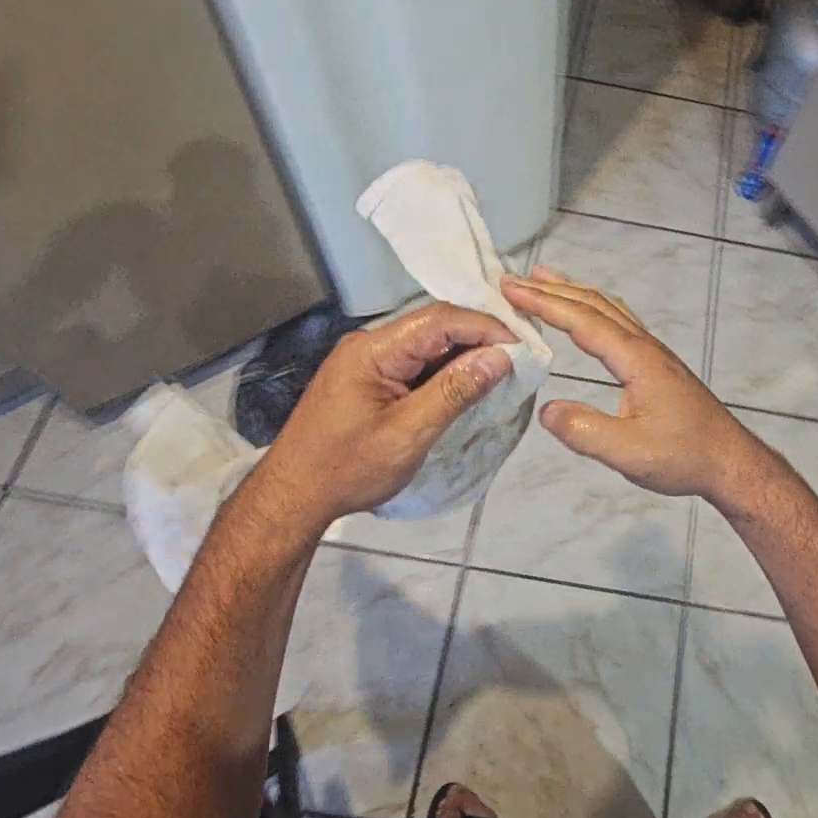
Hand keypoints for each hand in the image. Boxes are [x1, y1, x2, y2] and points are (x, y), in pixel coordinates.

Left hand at [257, 302, 517, 524]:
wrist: (294, 497)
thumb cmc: (347, 469)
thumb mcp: (407, 434)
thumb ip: (454, 392)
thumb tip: (500, 357)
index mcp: (373, 350)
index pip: (440, 320)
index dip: (485, 327)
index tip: (522, 347)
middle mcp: (370, 345)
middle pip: (435, 327)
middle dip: (479, 337)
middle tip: (520, 358)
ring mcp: (367, 362)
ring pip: (428, 345)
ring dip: (465, 354)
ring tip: (503, 371)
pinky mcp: (370, 380)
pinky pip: (416, 363)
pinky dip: (446, 371)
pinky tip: (469, 384)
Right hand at [502, 267, 768, 499]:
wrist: (731, 461)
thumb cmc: (683, 457)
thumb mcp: (628, 452)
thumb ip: (584, 431)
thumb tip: (545, 410)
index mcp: (636, 359)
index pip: (583, 321)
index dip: (545, 303)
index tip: (512, 289)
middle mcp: (645, 347)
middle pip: (595, 305)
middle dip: (553, 290)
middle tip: (515, 278)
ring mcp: (654, 354)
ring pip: (610, 310)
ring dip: (575, 293)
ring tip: (545, 281)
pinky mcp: (658, 366)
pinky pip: (620, 322)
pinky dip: (593, 309)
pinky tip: (589, 316)